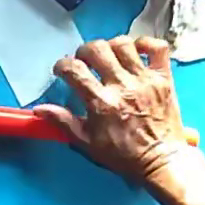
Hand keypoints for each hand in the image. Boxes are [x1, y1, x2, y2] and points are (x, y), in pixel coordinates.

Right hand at [36, 36, 197, 188]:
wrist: (162, 161)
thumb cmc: (123, 155)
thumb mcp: (87, 143)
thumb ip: (63, 121)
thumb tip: (40, 109)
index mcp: (101, 102)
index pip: (74, 70)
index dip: (62, 65)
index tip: (61, 71)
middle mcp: (123, 86)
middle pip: (98, 50)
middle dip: (84, 51)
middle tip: (84, 62)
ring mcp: (145, 80)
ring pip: (124, 44)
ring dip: (110, 46)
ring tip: (108, 57)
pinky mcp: (164, 78)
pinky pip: (157, 47)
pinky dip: (145, 43)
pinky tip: (136, 52)